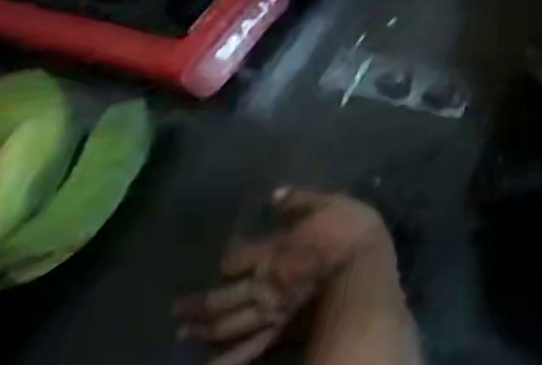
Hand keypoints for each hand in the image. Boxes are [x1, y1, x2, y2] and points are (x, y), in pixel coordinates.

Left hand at [174, 188, 393, 364]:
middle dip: (198, 303)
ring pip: (229, 325)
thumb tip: (273, 194)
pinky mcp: (283, 327)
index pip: (235, 257)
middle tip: (176, 308)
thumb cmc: (348, 230)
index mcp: (271, 251)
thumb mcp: (329, 202)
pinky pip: (252, 348)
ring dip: (204, 330)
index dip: (227, 257)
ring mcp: (271, 310)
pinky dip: (229, 360)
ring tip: (183, 334)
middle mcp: (263, 284)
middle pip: (222, 297)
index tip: (225, 258)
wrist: (365, 266)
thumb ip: (300, 199)